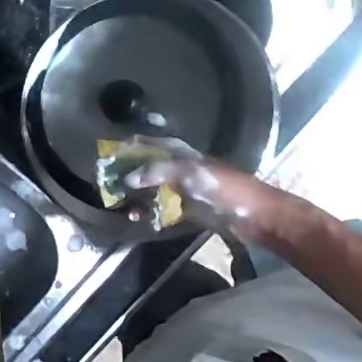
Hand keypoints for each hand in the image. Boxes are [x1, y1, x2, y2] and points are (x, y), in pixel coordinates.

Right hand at [122, 144, 290, 240]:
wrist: (255, 215)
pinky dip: (148, 211)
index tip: (107, 154)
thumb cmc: (225, 188)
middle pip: (146, 167)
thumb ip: (158, 172)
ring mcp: (182, 189)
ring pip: (151, 189)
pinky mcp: (187, 209)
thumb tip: (129, 178)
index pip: (149, 144)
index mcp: (181, 153)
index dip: (129, 147)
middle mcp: (179, 168)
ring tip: (120, 206)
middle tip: (107, 184)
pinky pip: (161, 208)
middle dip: (127, 174)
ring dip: (135, 196)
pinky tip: (137, 218)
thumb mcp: (190, 173)